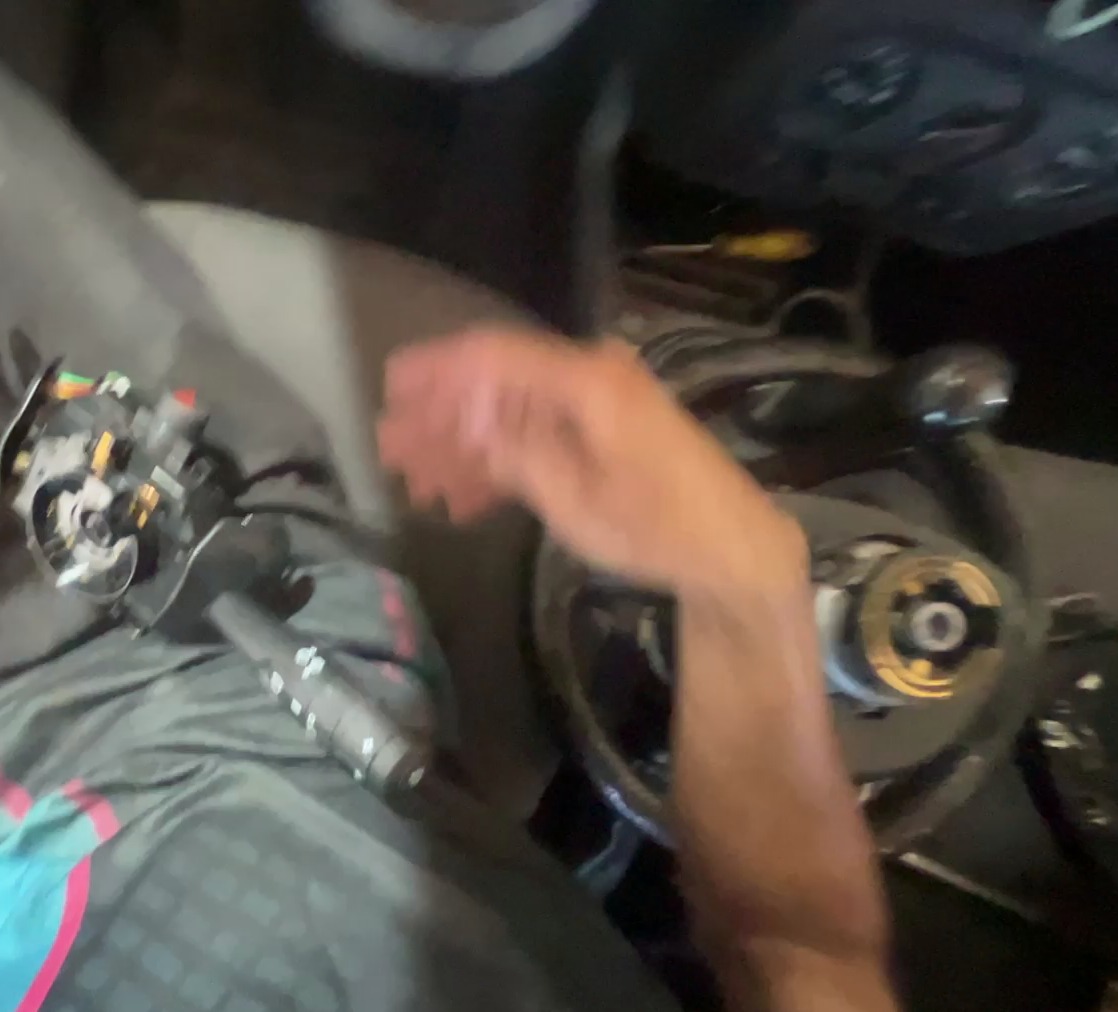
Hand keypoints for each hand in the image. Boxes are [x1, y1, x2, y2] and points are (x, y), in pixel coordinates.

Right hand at [377, 324, 805, 596]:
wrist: (728, 548)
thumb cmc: (655, 525)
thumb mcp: (575, 497)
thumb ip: (516, 452)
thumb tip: (465, 422)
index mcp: (584, 383)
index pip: (494, 357)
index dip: (437, 369)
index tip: (391, 386)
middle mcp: (584, 382)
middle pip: (492, 389)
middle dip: (437, 420)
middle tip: (390, 448)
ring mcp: (588, 409)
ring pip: (505, 419)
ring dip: (458, 450)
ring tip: (414, 483)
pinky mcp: (593, 436)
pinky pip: (530, 441)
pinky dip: (494, 467)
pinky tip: (460, 499)